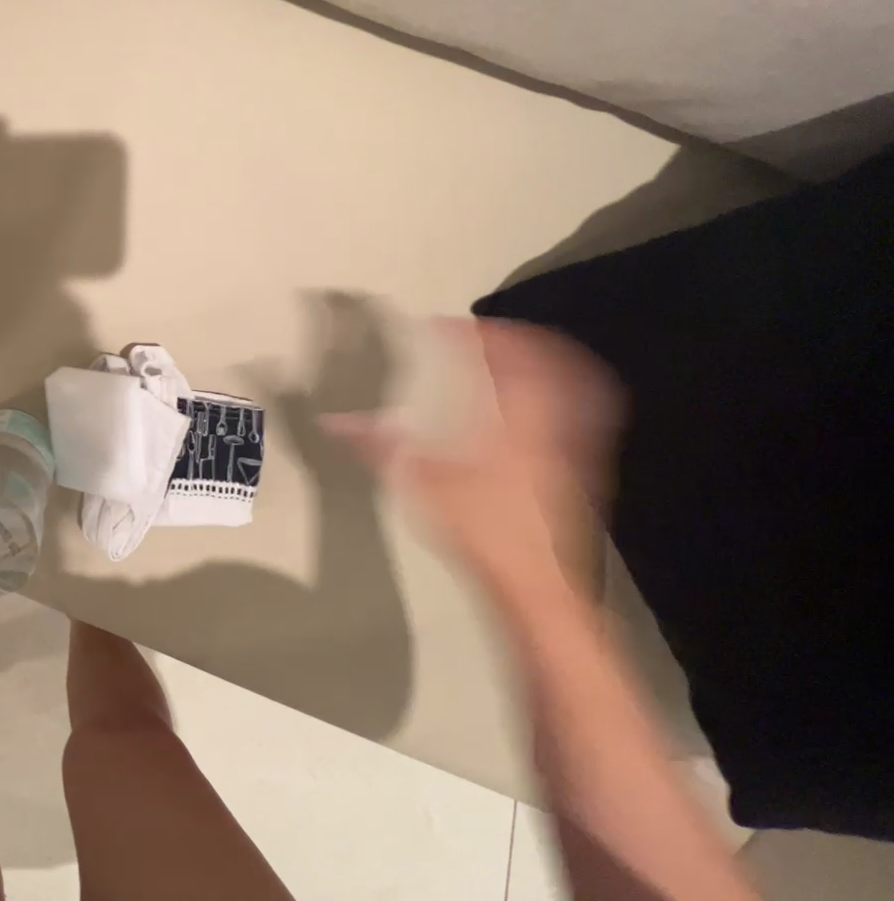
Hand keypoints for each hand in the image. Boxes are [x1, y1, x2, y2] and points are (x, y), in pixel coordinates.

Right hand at [323, 319, 621, 591]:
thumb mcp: (422, 486)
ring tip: (513, 354)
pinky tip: (529, 404)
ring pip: (572, 387)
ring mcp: (572, 450)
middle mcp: (553, 429)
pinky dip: (554, 392)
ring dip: (543, 362)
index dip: (474, 334)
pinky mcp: (576, 470)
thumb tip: (335, 421)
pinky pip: (575, 412)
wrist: (538, 588)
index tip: (443, 324)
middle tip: (485, 330)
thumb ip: (381, 446)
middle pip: (551, 365)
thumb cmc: (482, 534)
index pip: (503, 361)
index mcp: (516, 425)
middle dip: (518, 339)